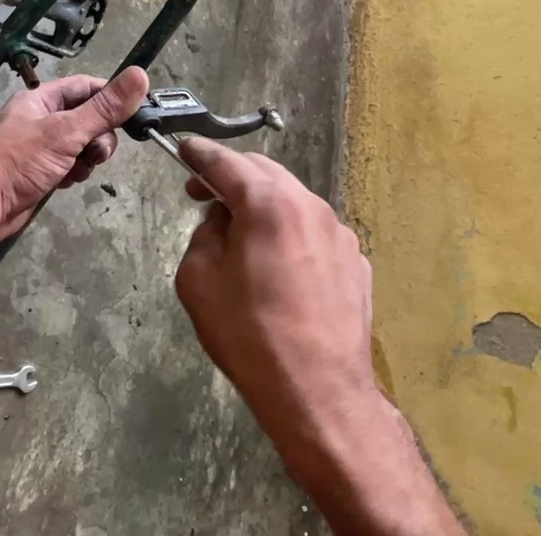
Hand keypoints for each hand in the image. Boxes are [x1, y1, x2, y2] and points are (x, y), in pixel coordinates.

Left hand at [0, 66, 148, 243]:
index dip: (111, 97)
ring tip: (78, 169)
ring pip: (81, 144)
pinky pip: (69, 164)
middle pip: (87, 118)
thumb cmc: (19, 160)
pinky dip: (74, 171)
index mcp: (42, 98)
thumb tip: (140, 75)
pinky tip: (68, 181)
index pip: (86, 88)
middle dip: (99, 136)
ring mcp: (40, 146)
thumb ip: (104, 108)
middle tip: (97, 153)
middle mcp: (41, 118)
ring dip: (87, 157)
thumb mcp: (67, 131)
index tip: (134, 112)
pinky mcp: (40, 171)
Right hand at [173, 138, 385, 446]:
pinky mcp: (356, 262)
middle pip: (263, 172)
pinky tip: (278, 266)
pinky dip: (289, 230)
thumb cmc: (250, 335)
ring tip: (241, 234)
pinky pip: (313, 230)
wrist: (319, 393)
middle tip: (202, 195)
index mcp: (267, 204)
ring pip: (292, 198)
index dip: (199, 153)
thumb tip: (223, 223)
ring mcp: (339, 233)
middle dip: (230, 175)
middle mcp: (309, 206)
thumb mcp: (198, 279)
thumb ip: (205, 234)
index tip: (185, 148)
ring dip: (262, 203)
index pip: (226, 162)